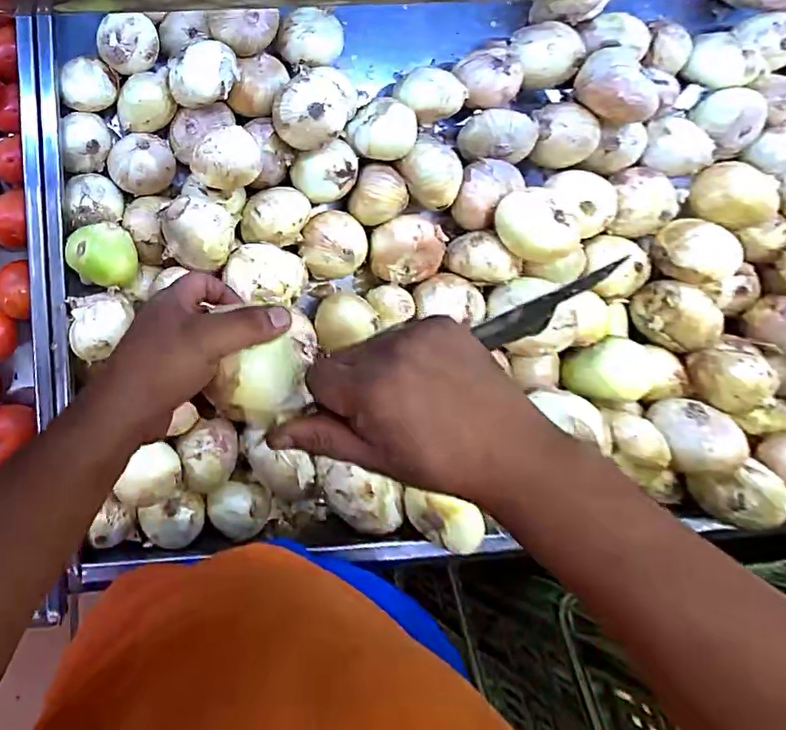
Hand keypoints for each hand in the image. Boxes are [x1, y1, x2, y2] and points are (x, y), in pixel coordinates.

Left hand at [81, 273, 289, 444]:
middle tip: (253, 345)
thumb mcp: (211, 339)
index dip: (228, 292)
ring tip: (243, 372)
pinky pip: (191, 373)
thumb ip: (247, 325)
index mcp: (172, 300)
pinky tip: (222, 398)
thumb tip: (285, 314)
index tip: (249, 315)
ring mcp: (159, 350)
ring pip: (199, 346)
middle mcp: (164, 320)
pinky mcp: (160, 378)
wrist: (123, 411)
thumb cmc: (165, 364)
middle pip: (204, 314)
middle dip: (229, 329)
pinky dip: (207, 382)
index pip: (204, 281)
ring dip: (220, 358)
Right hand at [269, 316, 559, 503]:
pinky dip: (412, 351)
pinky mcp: (442, 322)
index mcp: (367, 386)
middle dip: (356, 381)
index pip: (318, 376)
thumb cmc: (438, 463)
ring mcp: (417, 331)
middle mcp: (387, 349)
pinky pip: (407, 332)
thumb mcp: (375, 456)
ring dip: (383, 365)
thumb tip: (272, 434)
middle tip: (391, 411)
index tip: (360, 418)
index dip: (332, 400)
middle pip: (346, 357)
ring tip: (417, 395)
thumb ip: (322, 438)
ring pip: (374, 344)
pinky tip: (435, 377)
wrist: (513, 452)